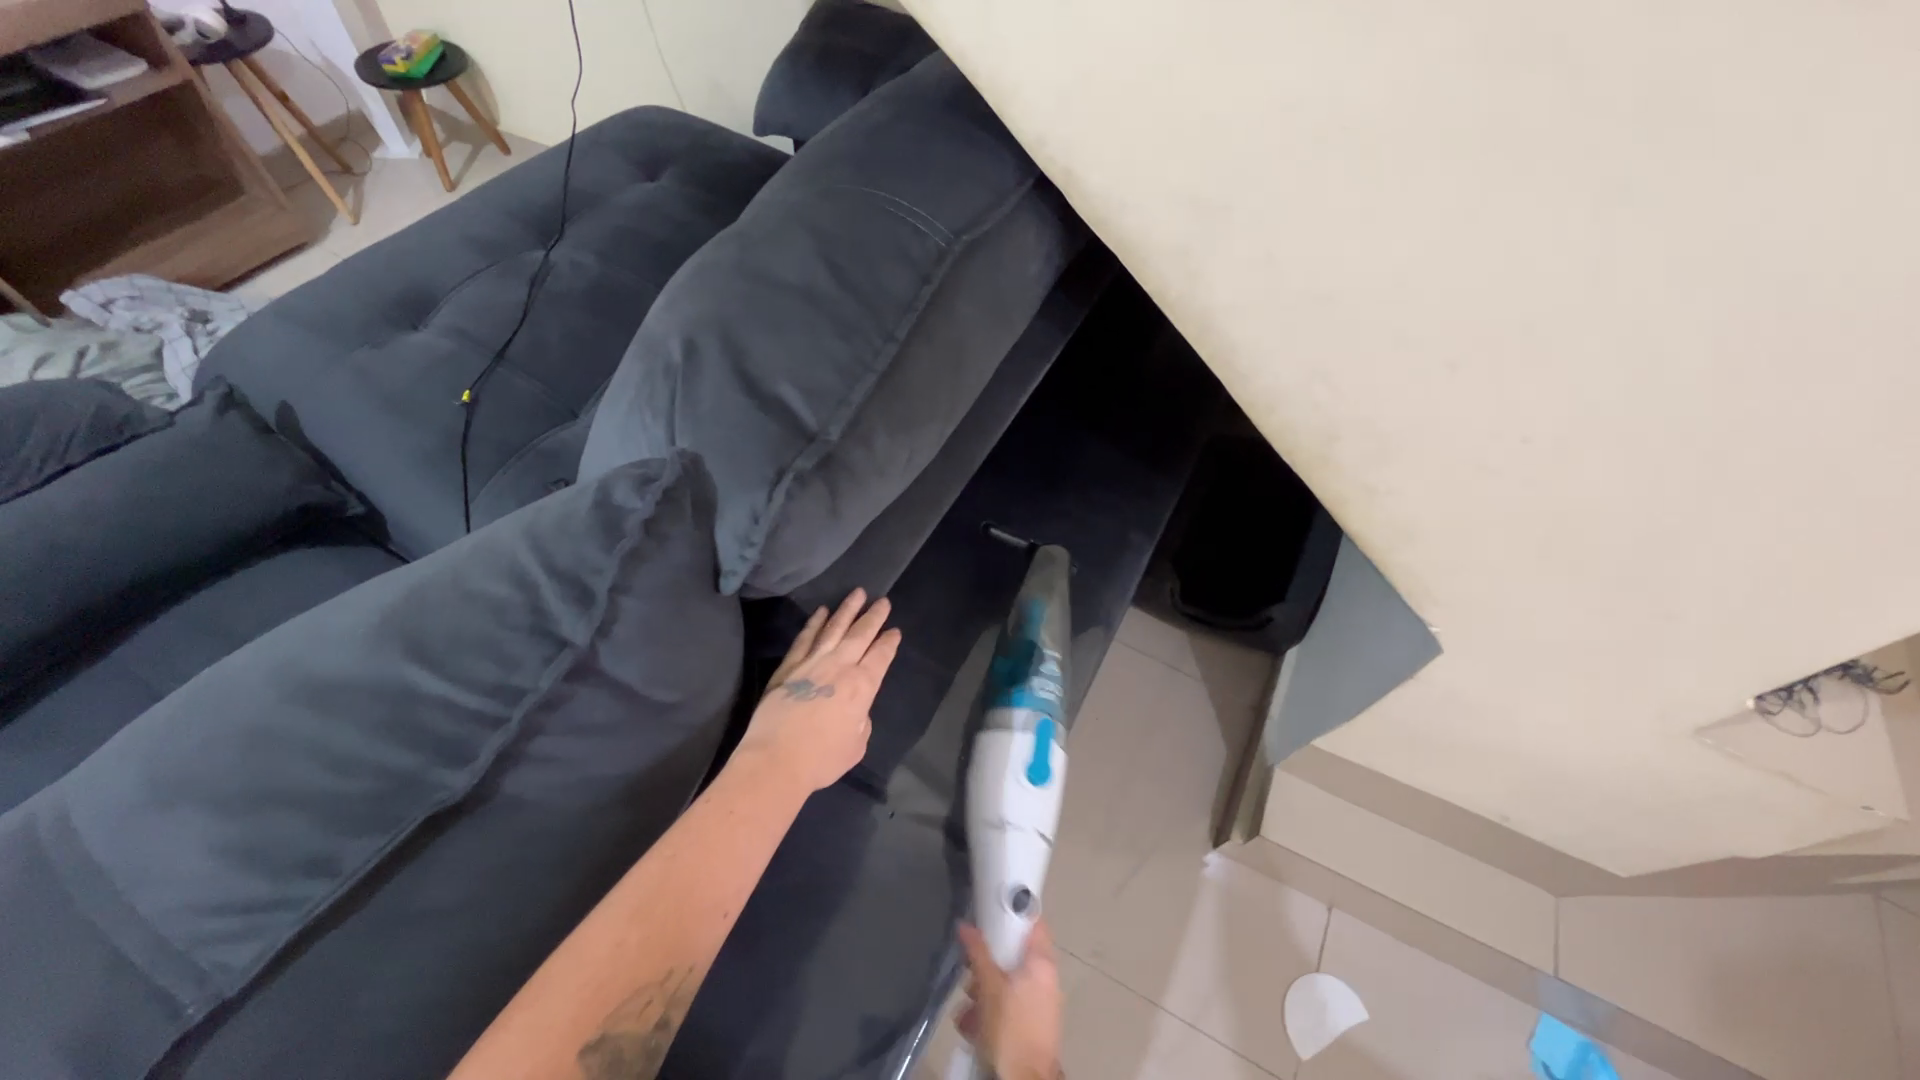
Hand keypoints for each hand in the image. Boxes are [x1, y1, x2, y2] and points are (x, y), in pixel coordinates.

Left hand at [738, 589, 900, 796]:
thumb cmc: (822, 759)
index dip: (889, 643)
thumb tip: (855, 710)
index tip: (894, 631)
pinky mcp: (788, 668)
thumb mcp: (857, 745)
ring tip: (857, 594)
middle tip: (882, 601)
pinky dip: (814, 624)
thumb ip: (861, 722)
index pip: (881, 657)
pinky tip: (820, 612)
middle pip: (860, 635)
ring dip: (846, 610)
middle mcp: (840, 667)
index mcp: (862, 686)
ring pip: (833, 629)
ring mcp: (811, 663)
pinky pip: (804, 639)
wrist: (776, 760)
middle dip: (873, 617)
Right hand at [957, 919, 1063, 1079]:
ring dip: (983, 989)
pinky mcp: (1033, 1020)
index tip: (991, 910)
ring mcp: (1041, 1000)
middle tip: (971, 974)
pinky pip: (1009, 1002)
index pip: (1033, 920)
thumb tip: (965, 925)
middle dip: (987, 962)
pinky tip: (975, 1023)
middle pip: (1013, 953)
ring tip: (970, 1006)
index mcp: (1042, 962)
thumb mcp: (988, 987)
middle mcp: (1046, 977)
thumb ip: (978, 953)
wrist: (1024, 1078)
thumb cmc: (1010, 1028)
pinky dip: (991, 1008)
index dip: (1013, 911)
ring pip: (1007, 980)